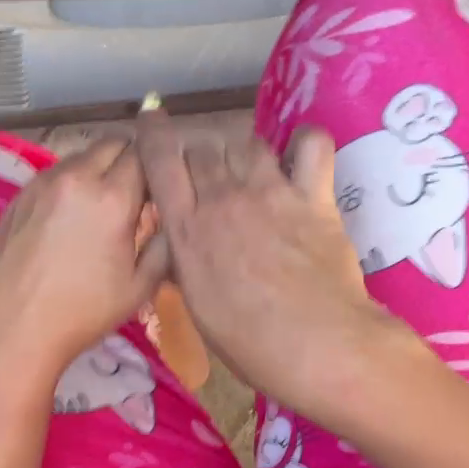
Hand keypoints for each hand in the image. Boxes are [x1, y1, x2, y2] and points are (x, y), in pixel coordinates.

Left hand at [0, 139, 169, 386]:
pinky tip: (67, 217)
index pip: (144, 153)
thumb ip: (165, 241)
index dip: (157, 166)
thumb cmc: (84, 312)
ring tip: (99, 205)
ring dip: (97, 169)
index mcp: (112, 198)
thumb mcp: (142, 285)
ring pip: (81, 156)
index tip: (160, 186)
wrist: (14, 331)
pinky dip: (69, 183)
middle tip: (134, 192)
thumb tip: (173, 213)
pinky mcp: (19, 194)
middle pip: (112, 143)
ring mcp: (42, 182)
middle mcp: (75, 178)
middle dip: (128, 160)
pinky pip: (54, 174)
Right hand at [134, 110, 410, 417]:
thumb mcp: (197, 304)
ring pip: (246, 144)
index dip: (152, 132)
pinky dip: (305, 142)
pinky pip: (311, 145)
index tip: (150, 119)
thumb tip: (180, 243)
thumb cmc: (249, 343)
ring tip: (252, 176)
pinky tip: (300, 154)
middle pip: (203, 149)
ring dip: (242, 154)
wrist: (318, 348)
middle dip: (201, 159)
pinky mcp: (312, 196)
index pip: (159, 160)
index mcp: (187, 228)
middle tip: (212, 182)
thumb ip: (185, 261)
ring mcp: (270, 192)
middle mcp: (223, 199)